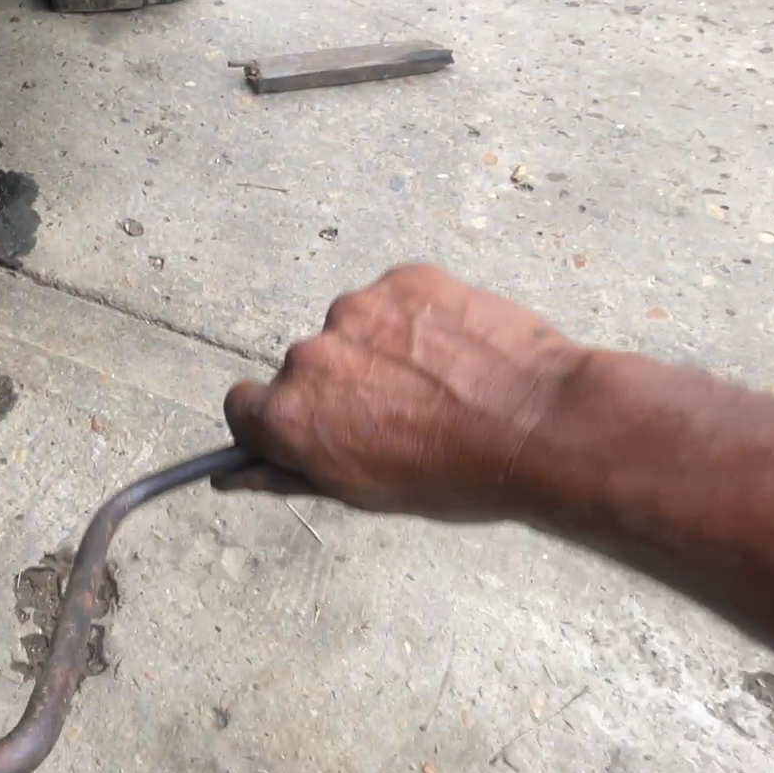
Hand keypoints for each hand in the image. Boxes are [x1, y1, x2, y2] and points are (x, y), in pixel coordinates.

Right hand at [217, 264, 587, 520]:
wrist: (543, 425)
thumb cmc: (454, 474)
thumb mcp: (359, 492)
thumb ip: (286, 474)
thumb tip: (230, 475)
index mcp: (288, 415)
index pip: (241, 405)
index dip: (271, 419)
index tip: (308, 426)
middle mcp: (307, 356)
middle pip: (301, 368)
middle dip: (334, 385)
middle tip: (392, 410)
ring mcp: (353, 311)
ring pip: (347, 330)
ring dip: (373, 349)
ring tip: (430, 379)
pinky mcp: (400, 280)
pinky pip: (389, 300)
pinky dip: (409, 320)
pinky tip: (448, 349)